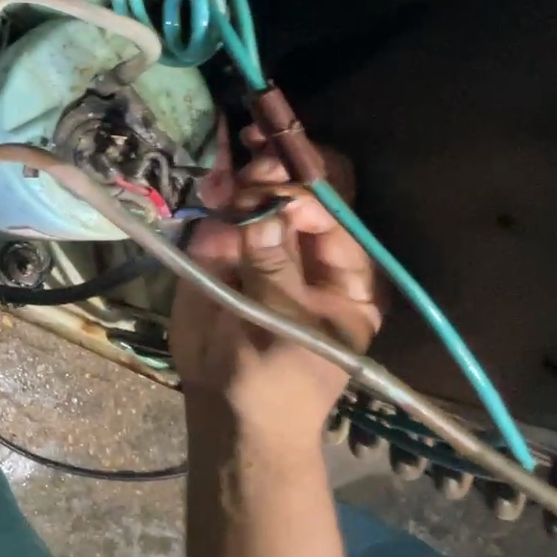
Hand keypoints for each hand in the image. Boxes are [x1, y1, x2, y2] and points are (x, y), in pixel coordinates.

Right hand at [173, 126, 380, 449]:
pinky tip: (212, 177)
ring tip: (227, 159)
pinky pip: (221, 207)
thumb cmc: (280, 381)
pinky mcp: (221, 244)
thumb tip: (265, 212)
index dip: (306, 193)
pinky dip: (216, 186)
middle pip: (299, 191)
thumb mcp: (288, 330)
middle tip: (251, 151)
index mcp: (344, 271)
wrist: (228, 405)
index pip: (333, 214)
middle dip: (277, 169)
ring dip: (244, 171)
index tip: (272, 189)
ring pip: (257, 191)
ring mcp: (261, 242)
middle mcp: (306, 247)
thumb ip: (275, 271)